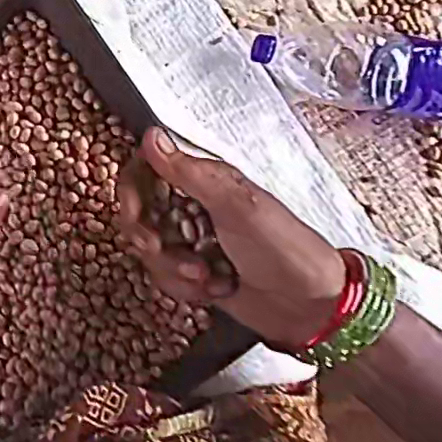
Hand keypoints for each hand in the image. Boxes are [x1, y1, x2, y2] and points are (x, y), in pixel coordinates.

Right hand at [115, 128, 345, 348]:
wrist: (310, 305)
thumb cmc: (283, 246)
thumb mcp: (235, 206)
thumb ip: (189, 172)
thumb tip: (151, 136)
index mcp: (202, 180)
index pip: (146, 172)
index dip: (131, 191)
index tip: (135, 213)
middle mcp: (191, 207)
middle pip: (139, 214)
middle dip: (148, 237)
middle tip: (161, 248)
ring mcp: (191, 241)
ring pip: (150, 251)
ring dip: (172, 269)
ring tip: (207, 276)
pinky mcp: (194, 273)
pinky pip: (164, 278)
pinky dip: (185, 289)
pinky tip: (215, 289)